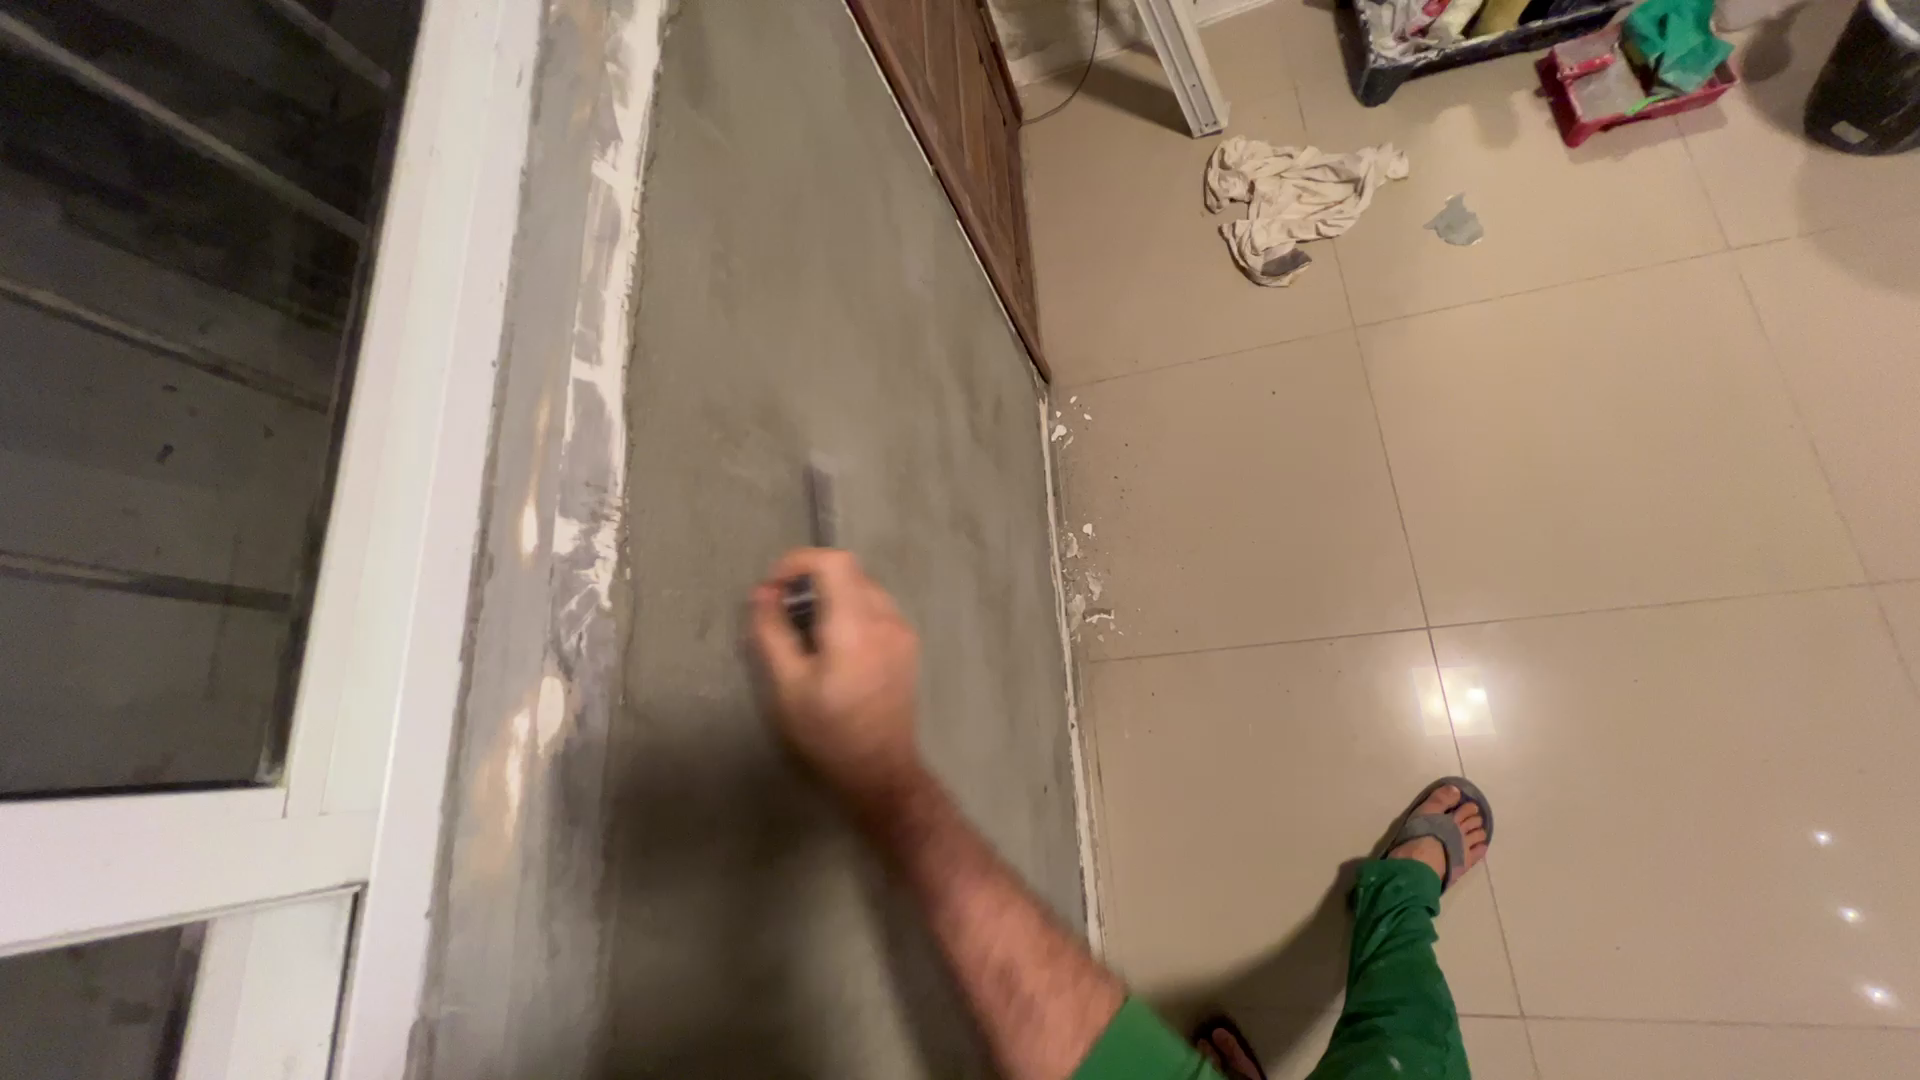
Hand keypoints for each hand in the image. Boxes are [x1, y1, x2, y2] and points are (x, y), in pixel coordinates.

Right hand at [750, 549, 922, 801]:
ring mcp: (902, 629)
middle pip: (849, 570)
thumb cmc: (827, 732)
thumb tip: (762, 593)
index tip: (774, 589)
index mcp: (856, 625)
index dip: (798, 562)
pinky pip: (877, 607)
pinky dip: (851, 609)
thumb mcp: (787, 685)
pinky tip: (836, 645)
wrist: (880, 769)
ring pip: (863, 587)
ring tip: (808, 631)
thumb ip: (772, 632)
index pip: (834, 562)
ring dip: (832, 594)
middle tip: (784, 612)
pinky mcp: (908, 643)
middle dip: (811, 580)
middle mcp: (886, 618)